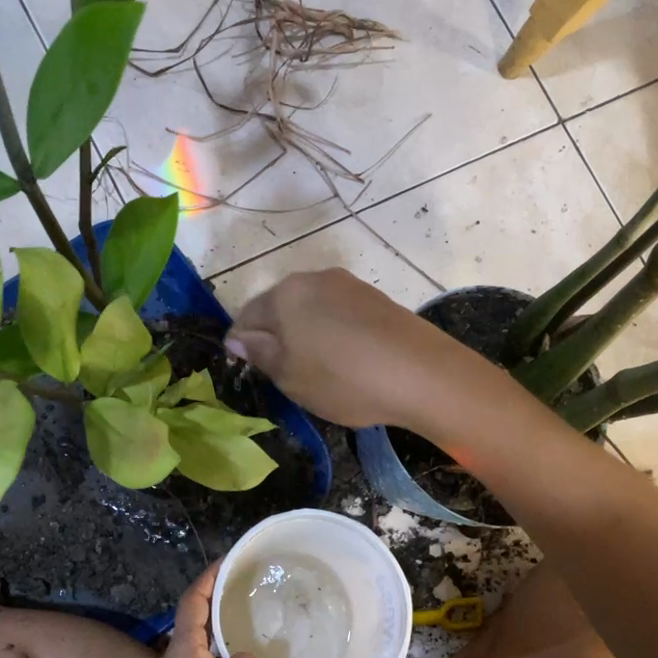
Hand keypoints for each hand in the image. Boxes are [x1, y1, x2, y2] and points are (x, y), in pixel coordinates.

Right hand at [224, 269, 486, 430]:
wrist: (422, 374)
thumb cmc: (342, 378)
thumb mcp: (289, 376)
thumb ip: (259, 353)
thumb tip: (235, 338)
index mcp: (284, 294)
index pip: (246, 317)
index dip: (242, 347)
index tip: (252, 373)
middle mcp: (313, 278)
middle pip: (280, 308)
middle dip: (277, 338)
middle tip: (285, 376)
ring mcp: (349, 285)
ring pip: (312, 311)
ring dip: (307, 336)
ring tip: (318, 371)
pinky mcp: (376, 299)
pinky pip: (340, 315)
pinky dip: (334, 335)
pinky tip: (347, 362)